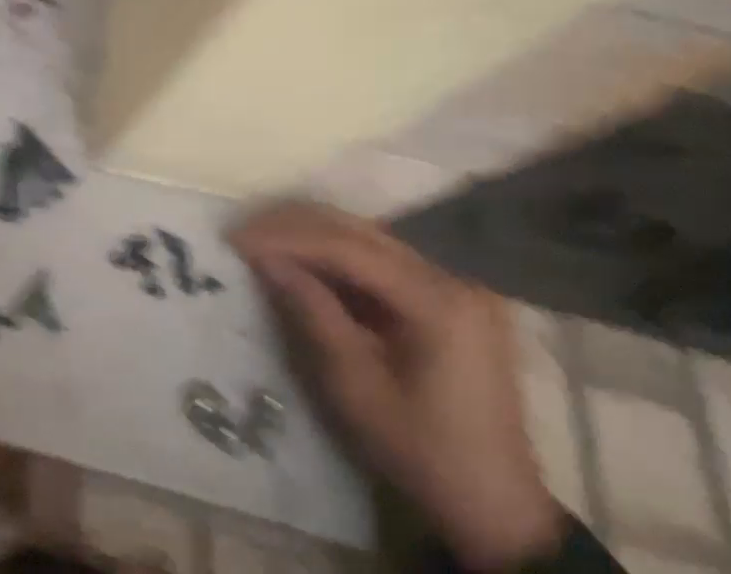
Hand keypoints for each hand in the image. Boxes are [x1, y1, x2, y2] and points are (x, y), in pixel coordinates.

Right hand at [231, 204, 563, 570]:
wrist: (492, 502)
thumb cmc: (419, 449)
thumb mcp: (355, 385)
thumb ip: (312, 312)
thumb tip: (266, 260)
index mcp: (439, 301)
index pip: (349, 247)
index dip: (288, 237)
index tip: (237, 239)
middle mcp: (453, 279)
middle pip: (363, 233)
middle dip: (298, 227)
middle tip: (242, 232)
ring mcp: (457, 288)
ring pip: (373, 241)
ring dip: (316, 238)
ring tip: (263, 242)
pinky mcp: (451, 302)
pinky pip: (386, 264)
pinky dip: (340, 259)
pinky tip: (304, 263)